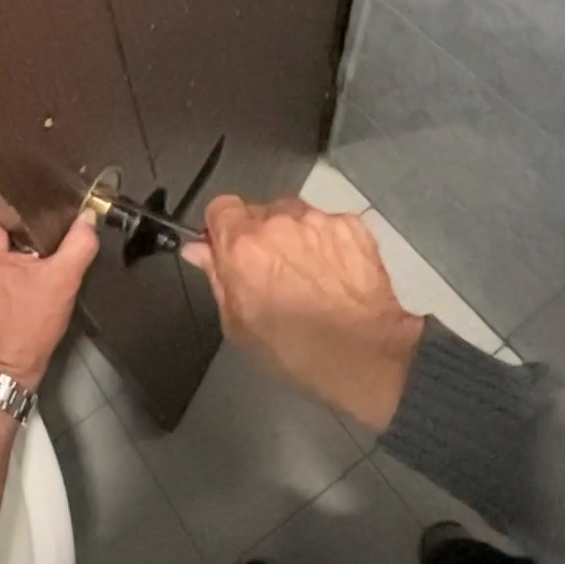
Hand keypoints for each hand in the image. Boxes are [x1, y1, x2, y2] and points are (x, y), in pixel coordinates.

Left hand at [0, 198, 99, 390]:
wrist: (9, 370)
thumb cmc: (29, 323)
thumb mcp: (61, 280)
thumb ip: (79, 243)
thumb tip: (88, 216)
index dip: (21, 190)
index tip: (48, 186)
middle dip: (28, 210)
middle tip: (59, 205)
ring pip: (1, 232)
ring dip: (26, 230)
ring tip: (56, 224)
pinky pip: (0, 249)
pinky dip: (20, 246)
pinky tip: (44, 248)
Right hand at [181, 195, 423, 428]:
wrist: (367, 357)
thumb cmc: (295, 350)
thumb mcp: (239, 324)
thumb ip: (216, 278)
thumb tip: (197, 249)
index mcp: (243, 246)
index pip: (220, 207)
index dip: (222, 227)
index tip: (230, 248)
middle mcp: (277, 222)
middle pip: (257, 211)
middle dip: (259, 233)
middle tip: (273, 269)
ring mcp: (317, 220)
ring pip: (293, 214)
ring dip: (293, 234)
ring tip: (308, 270)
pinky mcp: (350, 224)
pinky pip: (326, 223)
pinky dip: (326, 239)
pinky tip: (334, 270)